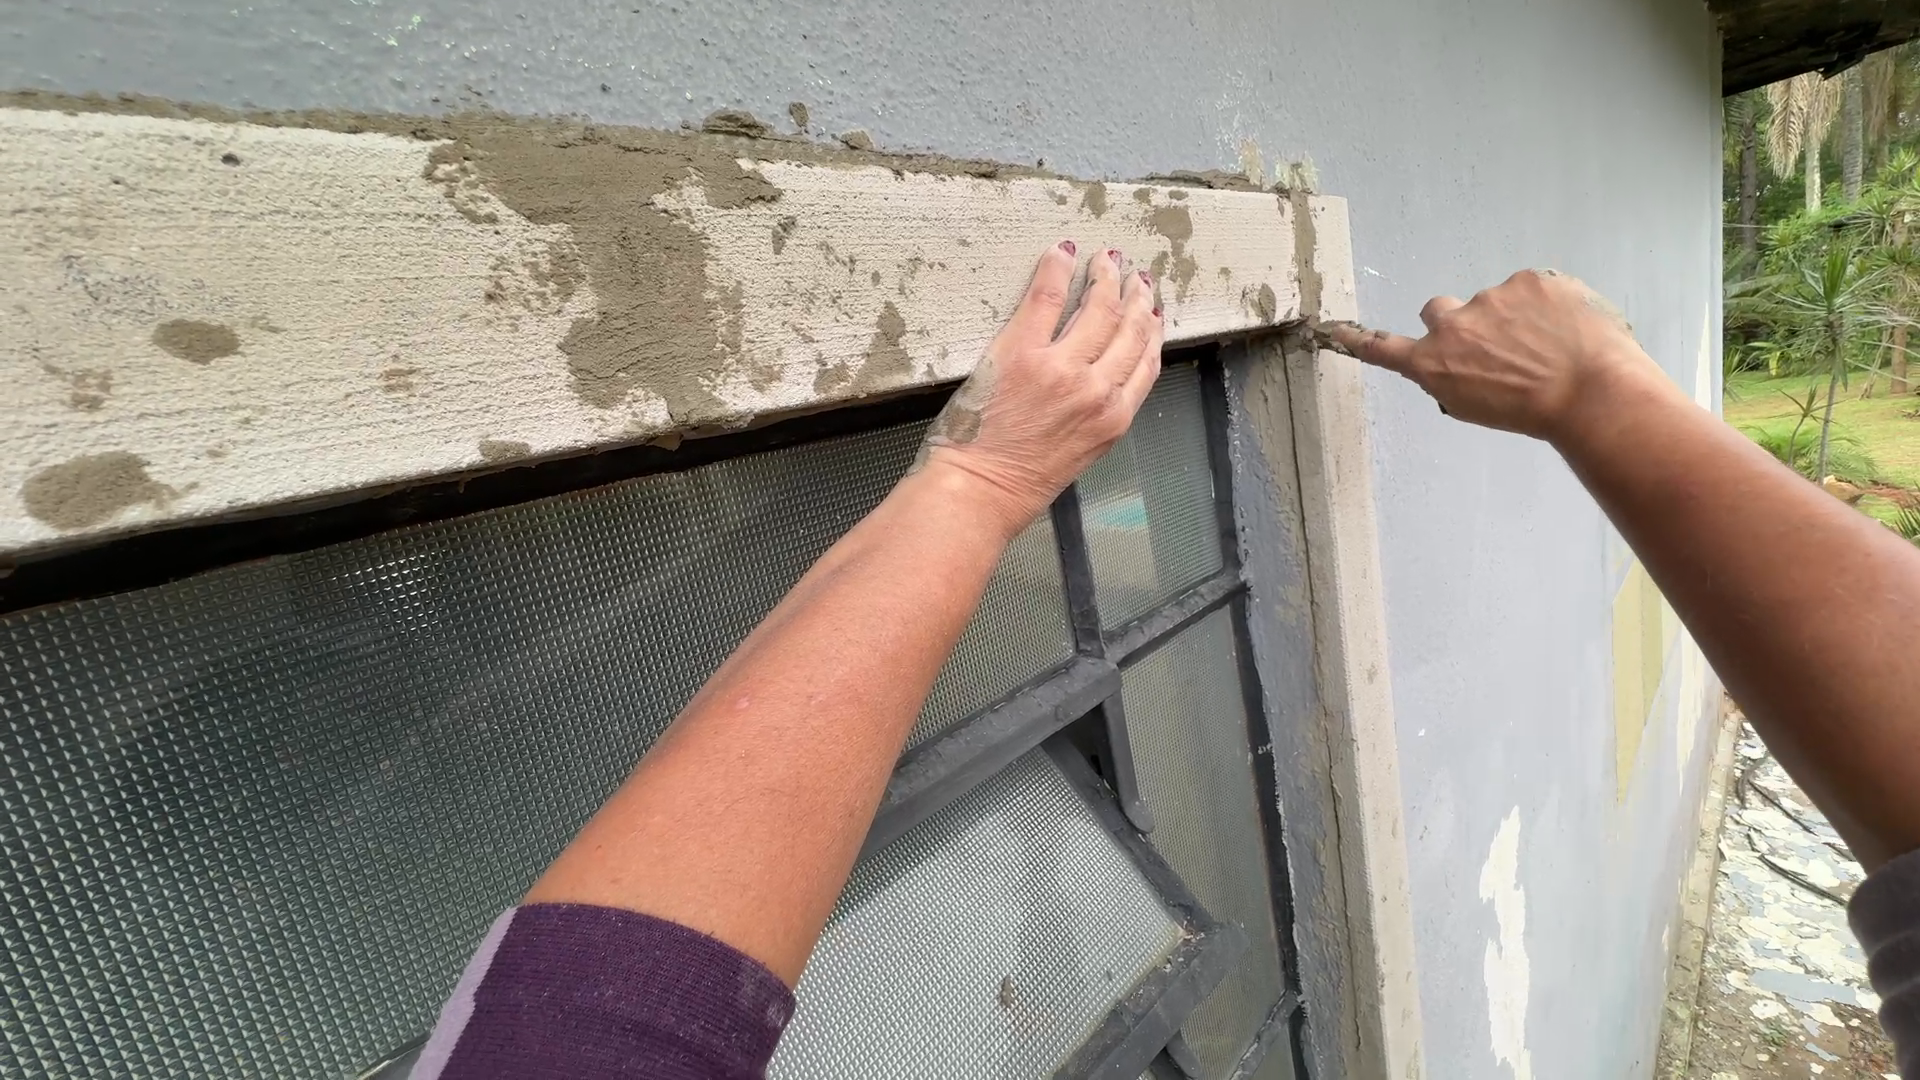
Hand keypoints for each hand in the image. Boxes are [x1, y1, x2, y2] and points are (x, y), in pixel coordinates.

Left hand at [915, 241, 1163, 529]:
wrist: (982, 490)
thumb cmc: (1022, 483)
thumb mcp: (1080, 455)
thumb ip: (1098, 418)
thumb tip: (1101, 385)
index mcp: (1114, 418)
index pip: (1146, 362)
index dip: (1151, 330)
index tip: (1151, 311)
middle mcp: (1097, 389)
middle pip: (1128, 328)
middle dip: (1135, 296)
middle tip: (1133, 275)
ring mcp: (1061, 367)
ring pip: (1098, 308)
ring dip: (1105, 278)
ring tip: (1106, 260)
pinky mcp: (1022, 350)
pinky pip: (1048, 295)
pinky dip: (1058, 269)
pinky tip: (1064, 252)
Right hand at [1325, 268, 1659, 440]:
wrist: (1591, 392)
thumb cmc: (1529, 412)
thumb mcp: (1472, 405)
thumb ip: (1450, 375)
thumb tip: (1455, 359)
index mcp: (1431, 363)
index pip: (1381, 348)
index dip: (1357, 339)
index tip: (1335, 329)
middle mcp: (1450, 326)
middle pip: (1438, 312)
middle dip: (1459, 323)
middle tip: (1495, 345)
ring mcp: (1490, 298)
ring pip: (1492, 301)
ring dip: (1510, 315)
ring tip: (1548, 343)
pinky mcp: (1531, 279)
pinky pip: (1531, 287)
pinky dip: (1546, 303)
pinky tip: (1566, 327)